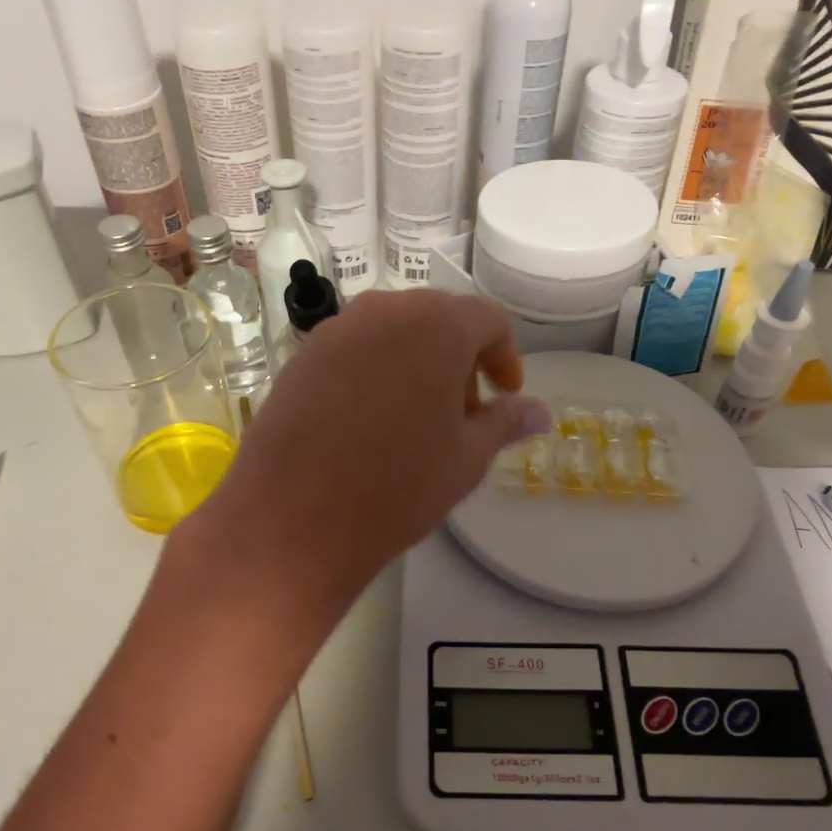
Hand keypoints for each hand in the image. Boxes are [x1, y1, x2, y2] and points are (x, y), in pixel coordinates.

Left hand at [175, 289, 550, 625]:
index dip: (505, 357)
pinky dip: (376, 372)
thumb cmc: (396, 486)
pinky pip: (354, 350)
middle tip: (462, 414)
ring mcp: (335, 331)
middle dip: (460, 359)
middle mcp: (383, 311)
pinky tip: (370, 423)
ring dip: (417, 363)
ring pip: (393, 331)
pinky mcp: (301, 357)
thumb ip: (504, 422)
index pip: (487, 319)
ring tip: (417, 421)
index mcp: (436, 325)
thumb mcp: (466, 458)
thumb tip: (538, 412)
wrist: (293, 519)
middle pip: (438, 318)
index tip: (504, 396)